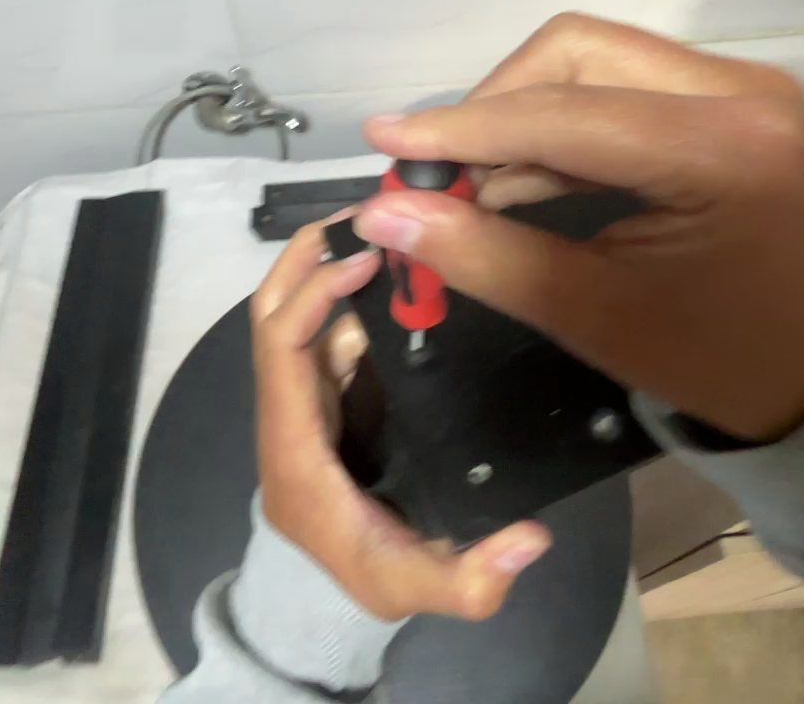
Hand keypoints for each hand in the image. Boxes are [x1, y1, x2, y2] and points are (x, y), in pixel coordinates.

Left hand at [250, 216, 553, 619]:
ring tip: (392, 236)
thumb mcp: (412, 586)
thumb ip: (470, 580)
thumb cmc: (359, 577)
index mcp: (293, 440)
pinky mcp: (324, 390)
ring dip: (333, 268)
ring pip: (299, 311)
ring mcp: (304, 393)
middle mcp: (287, 404)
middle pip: (272, 310)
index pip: (281, 346)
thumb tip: (531, 537)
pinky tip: (400, 281)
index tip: (364, 259)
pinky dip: (354, 298)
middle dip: (306, 257)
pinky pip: (331, 329)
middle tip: (364, 218)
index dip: (313, 294)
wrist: (321, 583)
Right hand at [353, 13, 803, 441]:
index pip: (564, 114)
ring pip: (587, 59)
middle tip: (441, 173)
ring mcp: (734, 85)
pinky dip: (551, 123)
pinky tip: (515, 175)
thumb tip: (382, 213)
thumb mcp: (589, 314)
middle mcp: (737, 91)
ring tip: (470, 182)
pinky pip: (610, 84)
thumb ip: (481, 255)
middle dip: (492, 108)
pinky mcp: (719, 96)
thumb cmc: (713, 358)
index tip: (383, 137)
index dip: (463, 126)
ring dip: (517, 113)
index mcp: (722, 152)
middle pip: (573, 54)